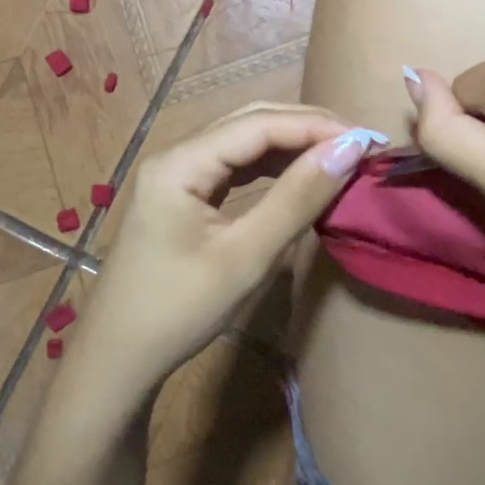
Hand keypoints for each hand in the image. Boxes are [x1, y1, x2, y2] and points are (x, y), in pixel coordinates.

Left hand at [85, 104, 383, 386]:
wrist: (116, 363)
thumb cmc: (178, 312)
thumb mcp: (246, 257)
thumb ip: (297, 198)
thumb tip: (349, 149)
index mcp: (181, 162)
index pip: (260, 124)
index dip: (316, 126)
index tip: (368, 141)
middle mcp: (177, 155)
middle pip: (251, 122)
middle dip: (307, 128)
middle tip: (361, 146)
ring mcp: (177, 174)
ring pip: (244, 141)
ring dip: (293, 144)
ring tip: (341, 156)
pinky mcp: (183, 195)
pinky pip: (235, 165)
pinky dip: (273, 165)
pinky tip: (301, 174)